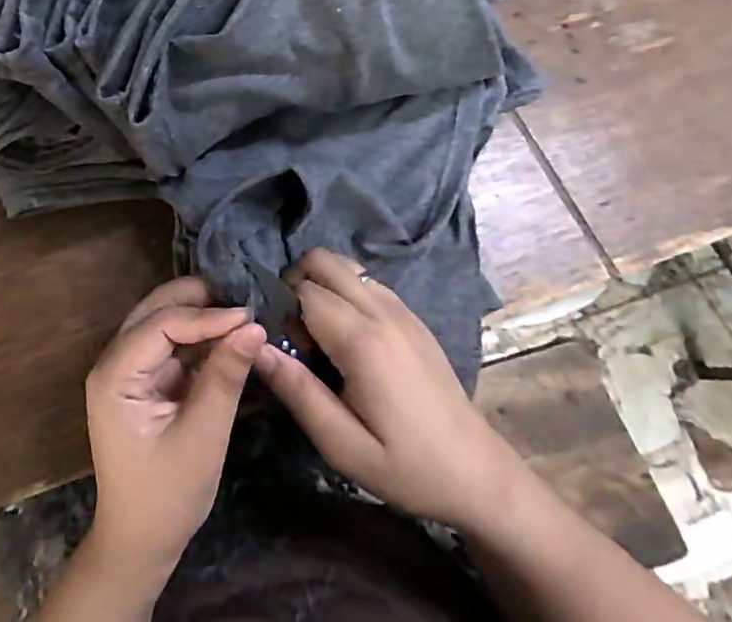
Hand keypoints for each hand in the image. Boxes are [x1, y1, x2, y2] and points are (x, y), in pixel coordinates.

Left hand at [83, 277, 265, 570]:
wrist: (140, 541)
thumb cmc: (167, 495)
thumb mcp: (202, 437)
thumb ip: (225, 377)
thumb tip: (254, 326)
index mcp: (115, 375)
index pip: (161, 324)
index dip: (207, 315)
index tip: (250, 315)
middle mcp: (115, 362)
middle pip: (157, 310)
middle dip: (201, 299)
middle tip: (247, 298)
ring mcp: (129, 369)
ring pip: (165, 319)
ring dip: (203, 312)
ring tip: (245, 311)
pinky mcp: (147, 378)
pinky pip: (174, 341)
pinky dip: (202, 334)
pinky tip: (231, 333)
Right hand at [253, 249, 531, 532]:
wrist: (475, 470)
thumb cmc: (406, 466)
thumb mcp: (342, 445)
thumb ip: (297, 391)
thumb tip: (256, 348)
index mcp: (363, 340)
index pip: (304, 290)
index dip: (282, 311)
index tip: (283, 347)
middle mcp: (383, 311)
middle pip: (323, 260)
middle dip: (296, 283)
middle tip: (293, 331)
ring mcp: (402, 309)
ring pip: (346, 265)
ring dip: (321, 285)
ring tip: (319, 334)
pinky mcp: (412, 316)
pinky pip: (367, 282)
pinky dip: (345, 292)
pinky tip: (347, 337)